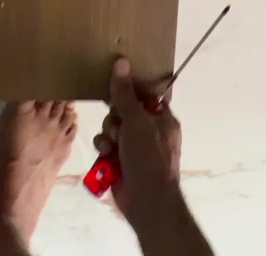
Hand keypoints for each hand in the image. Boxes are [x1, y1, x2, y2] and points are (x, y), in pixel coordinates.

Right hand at [95, 57, 183, 226]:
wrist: (146, 203)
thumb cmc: (149, 157)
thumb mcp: (136, 121)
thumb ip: (125, 93)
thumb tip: (121, 61)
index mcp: (162, 118)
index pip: (144, 94)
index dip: (130, 90)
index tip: (117, 86)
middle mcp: (149, 131)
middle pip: (123, 109)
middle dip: (115, 117)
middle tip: (117, 125)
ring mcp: (135, 147)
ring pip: (112, 126)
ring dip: (108, 134)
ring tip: (111, 145)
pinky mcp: (120, 161)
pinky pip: (106, 144)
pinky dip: (104, 149)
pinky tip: (105, 156)